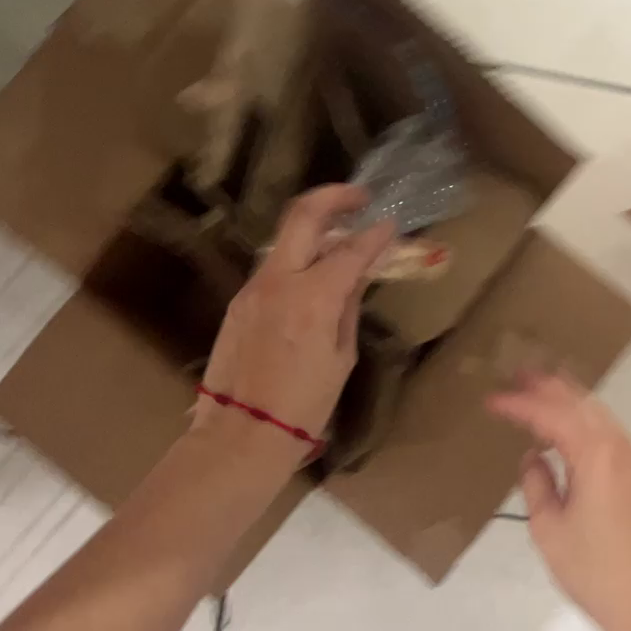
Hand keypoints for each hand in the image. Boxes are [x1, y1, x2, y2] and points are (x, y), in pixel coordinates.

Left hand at [196, 184, 394, 459]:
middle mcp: (279, 281)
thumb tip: (355, 278)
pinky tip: (311, 274)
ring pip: (285, 240)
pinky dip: (297, 260)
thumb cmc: (304, 406)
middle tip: (360, 198)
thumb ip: (347, 309)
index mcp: (313, 298)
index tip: (391, 224)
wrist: (242, 433)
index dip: (376, 235)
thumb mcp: (340, 359)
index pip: (351, 251)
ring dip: (314, 229)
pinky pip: (272, 268)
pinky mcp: (239, 302)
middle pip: (304, 216)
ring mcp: (253, 288)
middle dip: (334, 197)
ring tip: (340, 238)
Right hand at [486, 371, 630, 630]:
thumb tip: (535, 459)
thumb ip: (537, 485)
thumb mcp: (551, 531)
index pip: (551, 415)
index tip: (491, 399)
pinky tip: (568, 430)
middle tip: (518, 373)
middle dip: (548, 387)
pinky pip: (610, 436)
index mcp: (597, 455)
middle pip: (582, 404)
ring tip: (539, 391)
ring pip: (600, 417)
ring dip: (569, 402)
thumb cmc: (597, 574)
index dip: (519, 405)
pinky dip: (585, 423)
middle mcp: (623, 448)